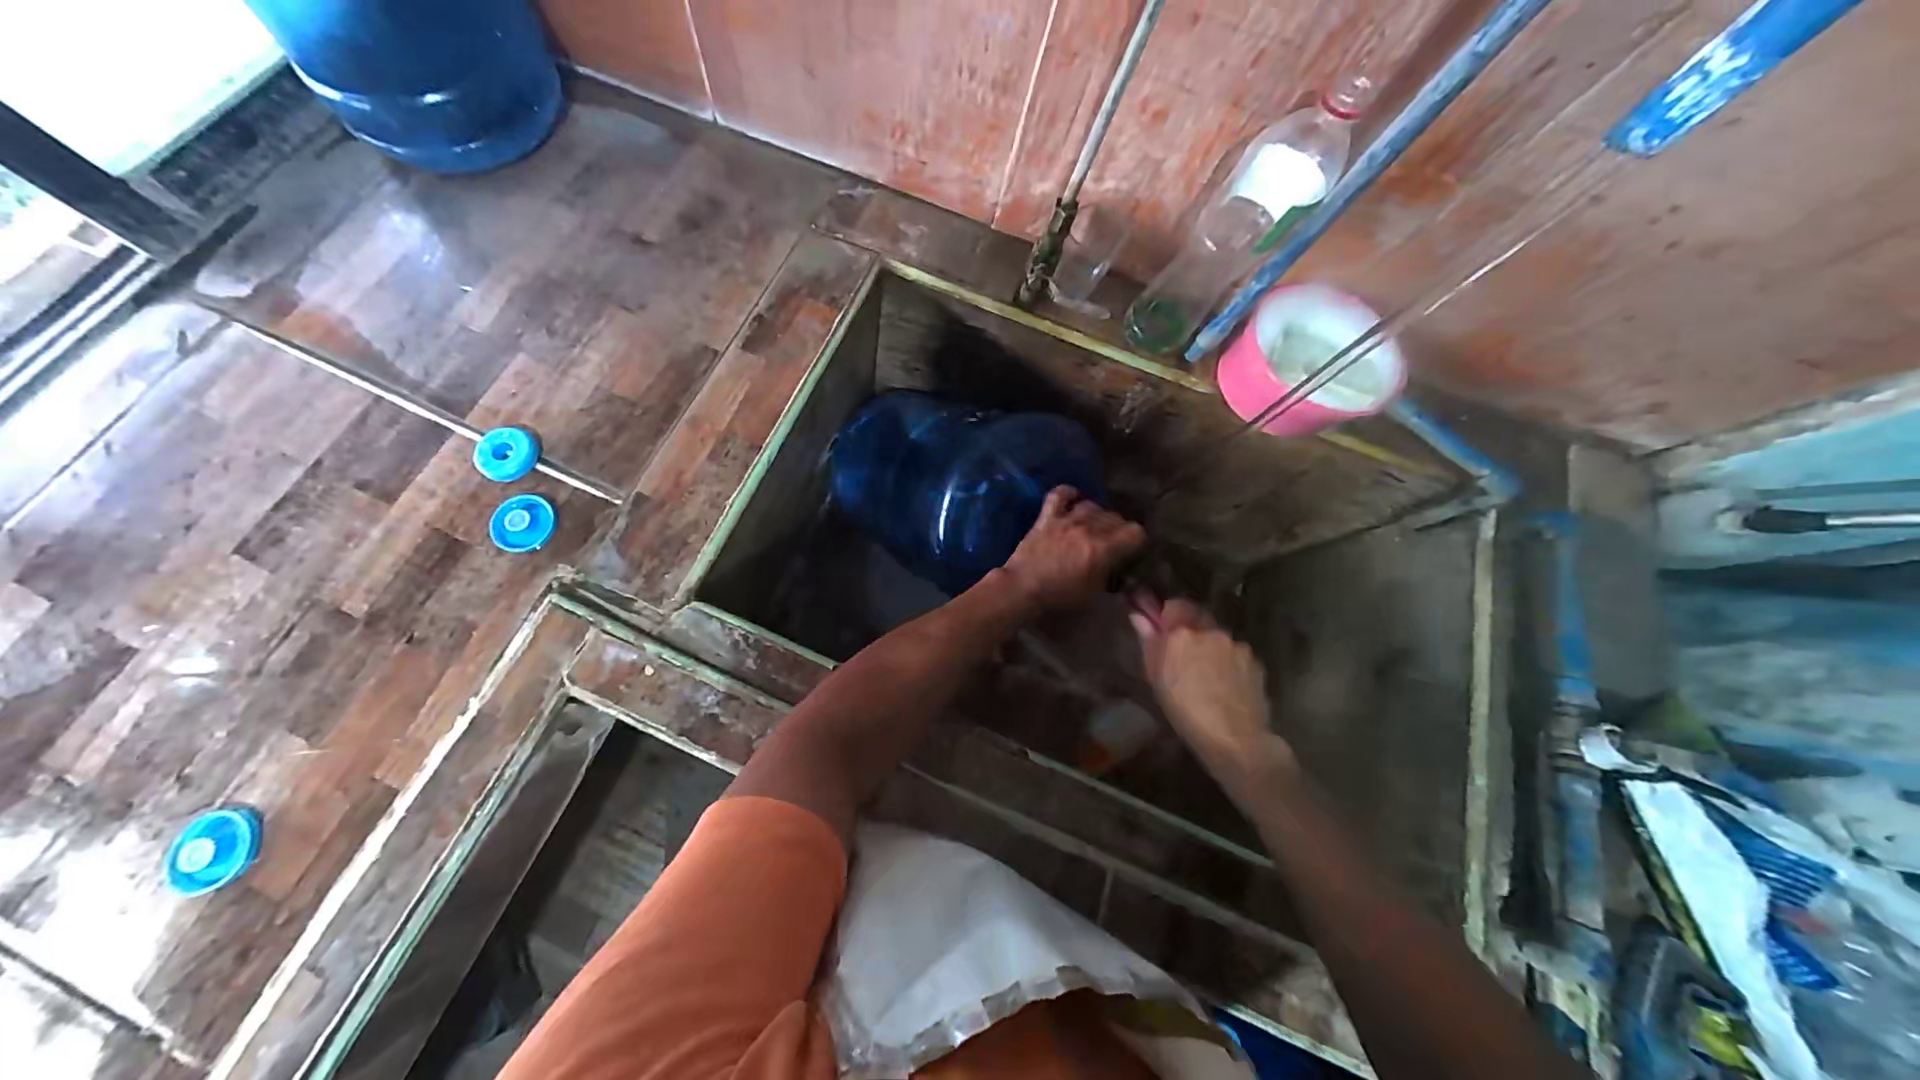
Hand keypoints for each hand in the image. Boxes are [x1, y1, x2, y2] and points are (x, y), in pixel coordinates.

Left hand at [1000, 486, 1145, 611]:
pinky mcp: (1047, 517)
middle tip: (1112, 545)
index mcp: (1103, 549)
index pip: (1136, 532)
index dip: (1137, 542)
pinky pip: (1061, 494)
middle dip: (1119, 531)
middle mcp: (1088, 528)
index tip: (1131, 552)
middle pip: (1116, 518)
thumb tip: (1127, 576)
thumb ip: (1113, 579)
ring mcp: (1066, 519)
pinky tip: (1074, 502)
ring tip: (1094, 528)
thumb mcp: (1095, 595)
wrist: (1021, 589)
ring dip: (1097, 516)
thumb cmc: (1059, 598)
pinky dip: (1070, 494)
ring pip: (1093, 505)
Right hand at [1129, 594, 1293, 790]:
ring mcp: (1236, 645)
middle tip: (1184, 660)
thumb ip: (1149, 642)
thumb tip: (1138, 616)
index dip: (1168, 619)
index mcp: (1181, 634)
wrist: (1235, 739)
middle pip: (1197, 620)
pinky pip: (1235, 654)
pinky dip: (1228, 663)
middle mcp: (1211, 631)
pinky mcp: (1255, 660)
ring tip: (1207, 678)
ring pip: (1218, 638)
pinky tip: (1226, 686)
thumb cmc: (1185, 712)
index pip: (1174, 606)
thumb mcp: (1157, 679)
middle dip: (1190, 633)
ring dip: (1210, 649)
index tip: (1164, 634)